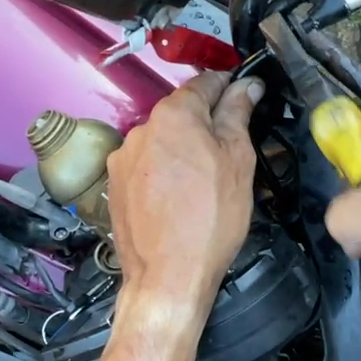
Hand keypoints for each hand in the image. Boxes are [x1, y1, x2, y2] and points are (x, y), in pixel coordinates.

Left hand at [107, 72, 262, 313]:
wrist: (167, 277)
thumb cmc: (210, 220)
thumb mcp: (237, 162)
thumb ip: (237, 115)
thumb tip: (245, 85)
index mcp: (173, 115)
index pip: (203, 83)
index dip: (227, 86)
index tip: (243, 95)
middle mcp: (140, 129)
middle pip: (180, 114)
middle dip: (204, 125)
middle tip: (230, 151)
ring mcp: (122, 159)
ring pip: (161, 142)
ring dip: (182, 151)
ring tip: (203, 183)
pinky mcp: (114, 186)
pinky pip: (146, 167)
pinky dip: (163, 173)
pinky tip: (178, 199)